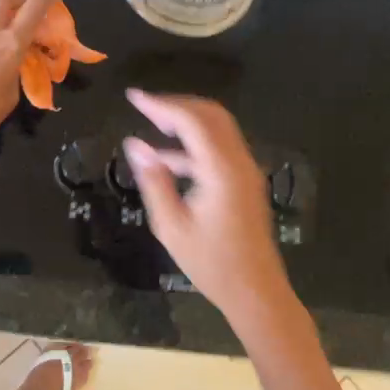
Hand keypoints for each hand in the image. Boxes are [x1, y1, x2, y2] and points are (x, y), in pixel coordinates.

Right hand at [122, 90, 298, 317]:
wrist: (256, 292)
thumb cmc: (211, 263)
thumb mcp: (172, 225)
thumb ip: (154, 180)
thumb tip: (135, 146)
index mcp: (221, 169)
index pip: (191, 121)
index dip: (160, 104)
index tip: (133, 96)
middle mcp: (238, 163)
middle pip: (210, 115)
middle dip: (176, 105)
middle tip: (144, 106)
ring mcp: (245, 172)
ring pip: (217, 130)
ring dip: (186, 122)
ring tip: (152, 125)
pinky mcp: (244, 184)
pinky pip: (219, 149)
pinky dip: (193, 144)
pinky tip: (166, 159)